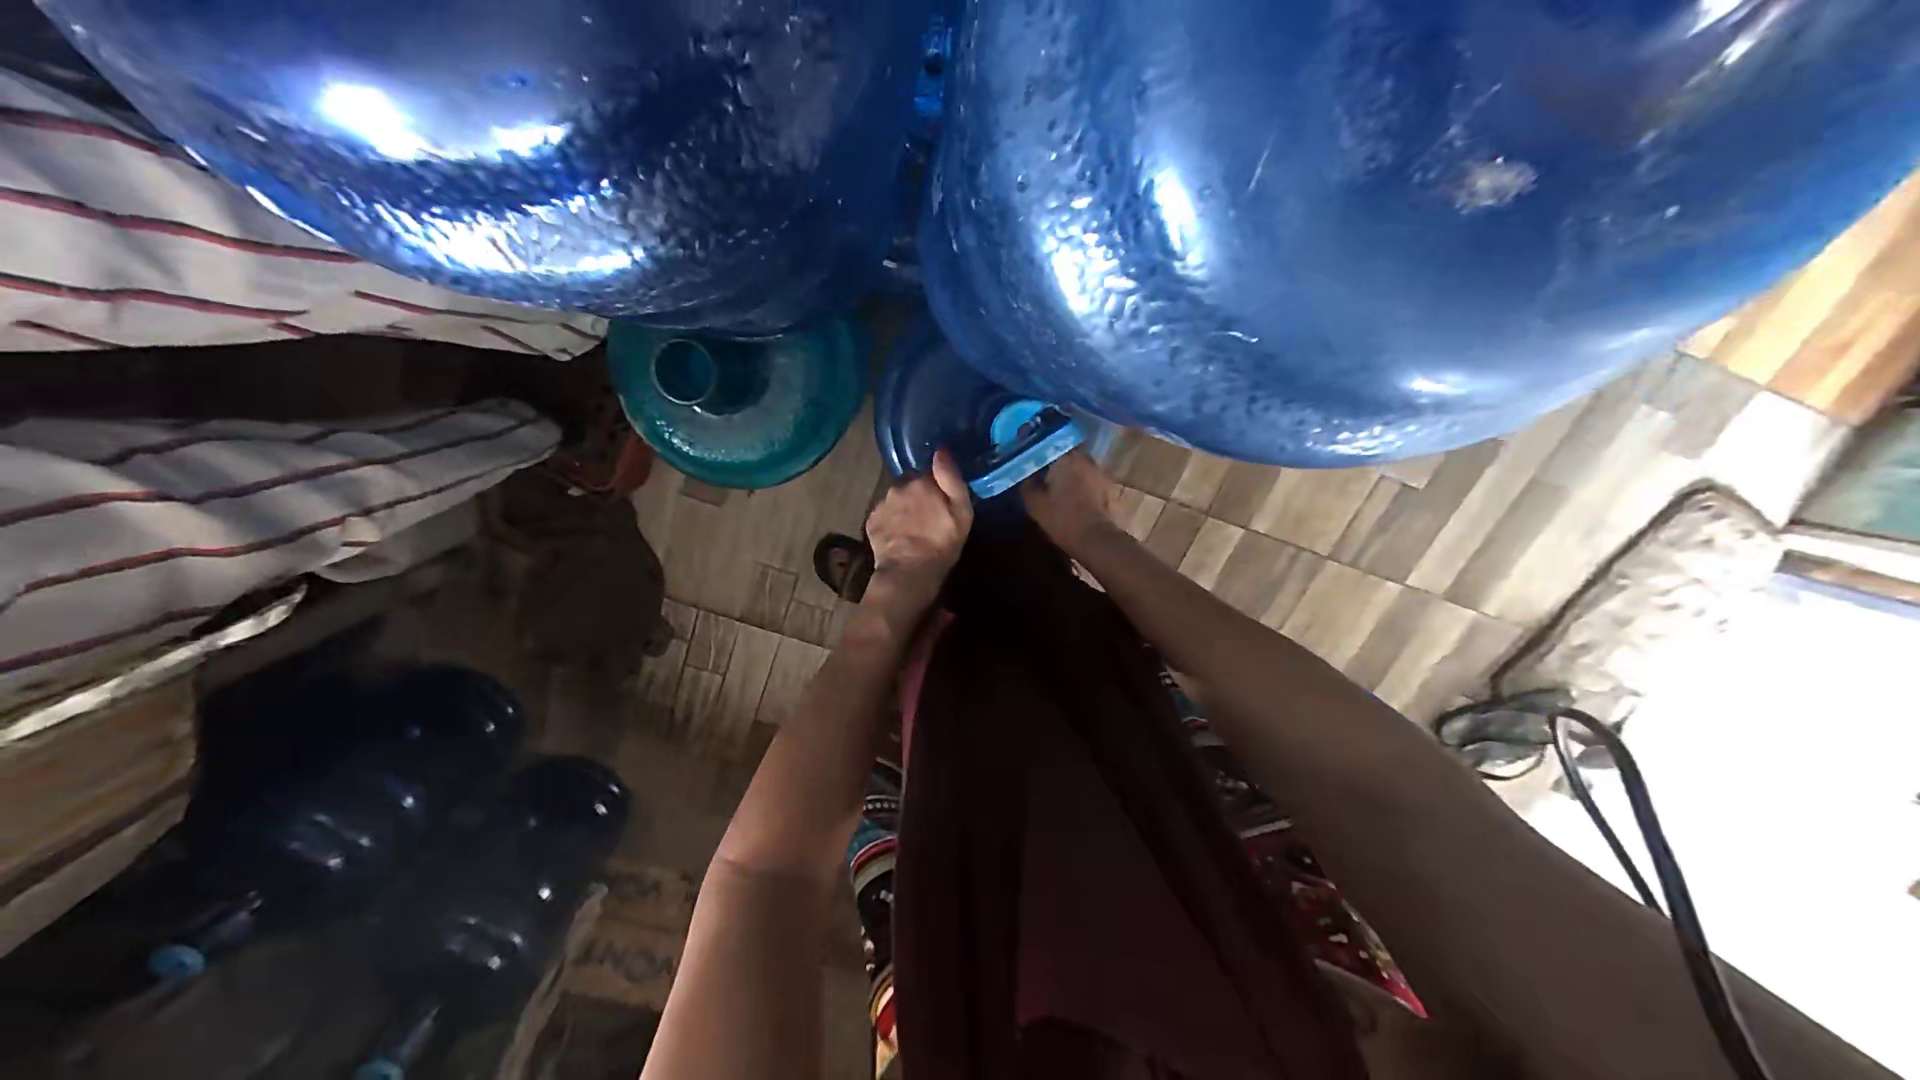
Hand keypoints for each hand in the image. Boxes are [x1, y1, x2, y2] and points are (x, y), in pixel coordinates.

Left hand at [863, 449, 973, 609]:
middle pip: (910, 487)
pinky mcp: (871, 521)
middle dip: (918, 498)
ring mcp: (882, 504)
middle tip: (927, 520)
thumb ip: (952, 479)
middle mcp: (898, 486)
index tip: (942, 504)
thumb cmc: (942, 543)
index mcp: (921, 481)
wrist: (909, 571)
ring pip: (896, 501)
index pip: (929, 476)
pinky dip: (891, 523)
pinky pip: (884, 516)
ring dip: (903, 510)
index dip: (937, 489)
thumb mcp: (961, 512)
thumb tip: (940, 451)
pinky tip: (899, 537)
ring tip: (912, 531)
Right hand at [1020, 449, 1120, 554]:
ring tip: (1050, 472)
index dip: (1034, 440)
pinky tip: (1065, 484)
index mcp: (1065, 456)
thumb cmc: (1061, 518)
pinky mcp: (1103, 482)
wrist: (1094, 538)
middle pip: (1063, 446)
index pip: (1047, 438)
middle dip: (1050, 451)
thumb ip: (1027, 482)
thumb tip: (1024, 470)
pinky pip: (1083, 471)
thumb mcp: (1034, 502)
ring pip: (1074, 459)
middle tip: (1036, 459)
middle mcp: (1083, 456)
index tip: (1024, 443)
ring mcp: (1096, 469)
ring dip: (1063, 463)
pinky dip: (1073, 474)